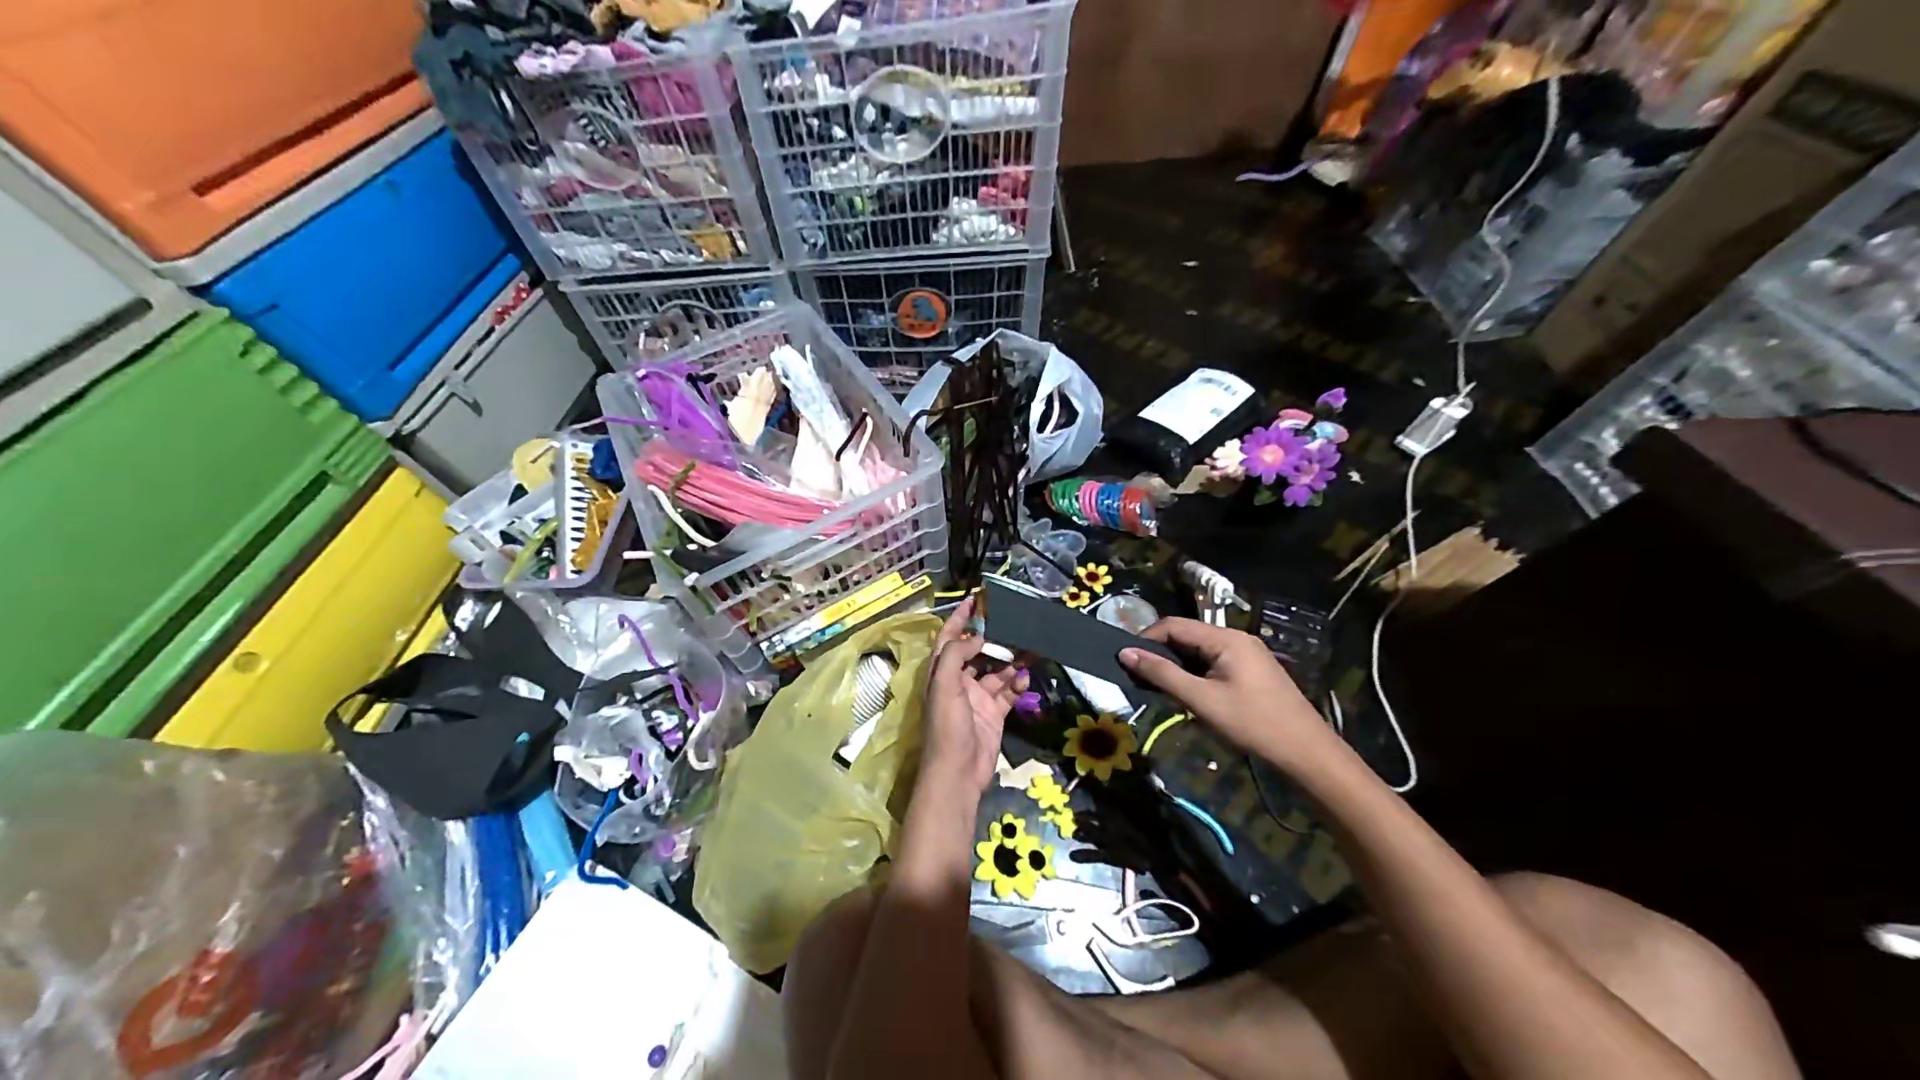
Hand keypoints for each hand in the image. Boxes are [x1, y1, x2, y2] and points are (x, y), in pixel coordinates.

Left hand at [920, 597, 1027, 791]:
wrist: (958, 773)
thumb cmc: (946, 727)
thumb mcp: (944, 686)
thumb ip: (956, 655)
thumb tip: (977, 636)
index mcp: (941, 673)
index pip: (949, 638)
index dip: (960, 619)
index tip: (975, 600)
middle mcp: (958, 682)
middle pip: (977, 652)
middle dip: (994, 638)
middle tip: (1014, 623)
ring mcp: (977, 698)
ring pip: (996, 671)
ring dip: (1011, 660)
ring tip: (1029, 647)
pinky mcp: (994, 713)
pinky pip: (1008, 692)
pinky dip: (1018, 683)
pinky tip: (1027, 676)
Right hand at [1118, 618, 1338, 769]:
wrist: (1307, 753)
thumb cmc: (1252, 724)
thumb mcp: (1201, 700)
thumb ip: (1162, 674)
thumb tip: (1125, 653)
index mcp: (1226, 638)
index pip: (1174, 625)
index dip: (1146, 639)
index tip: (1126, 662)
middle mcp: (1237, 638)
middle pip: (1187, 635)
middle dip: (1160, 653)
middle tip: (1138, 677)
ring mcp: (1247, 654)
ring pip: (1199, 650)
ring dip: (1176, 665)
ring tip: (1157, 688)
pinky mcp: (1251, 672)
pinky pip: (1213, 663)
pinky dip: (1194, 674)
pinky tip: (1186, 693)